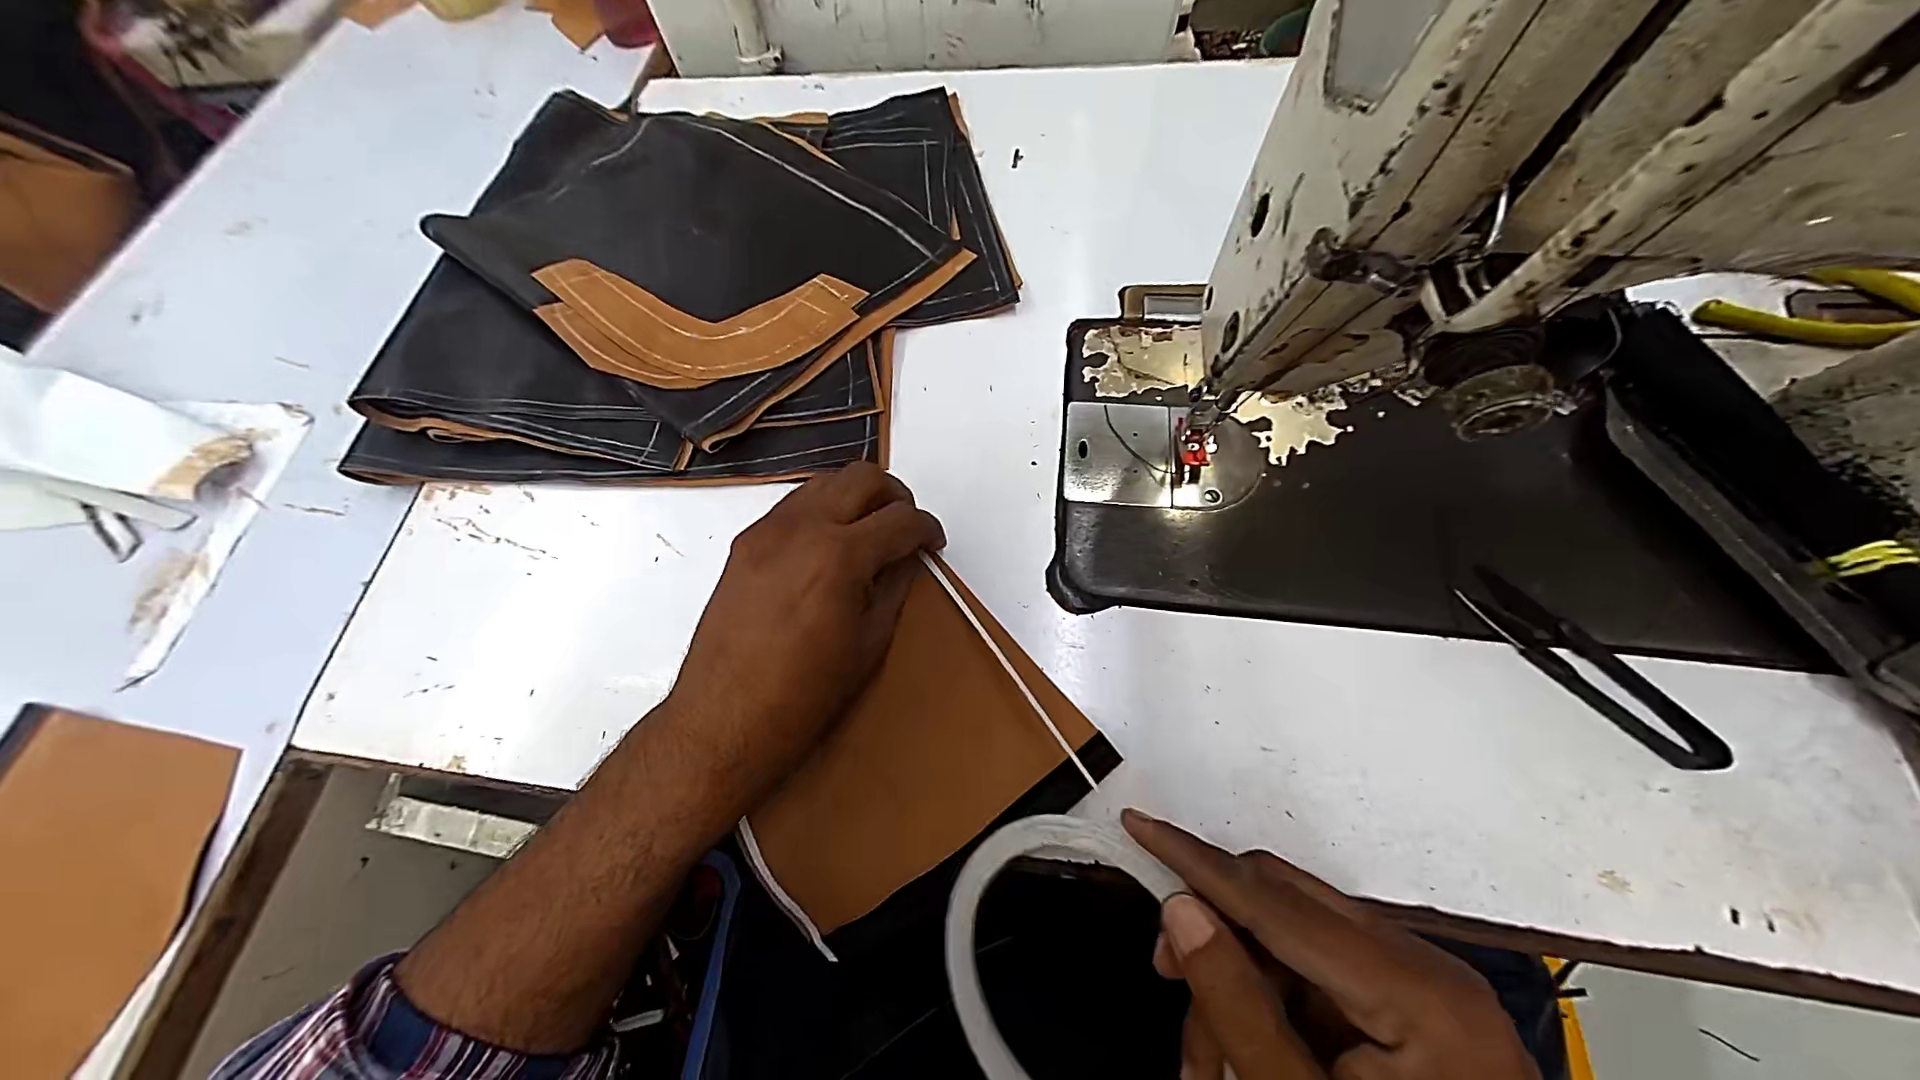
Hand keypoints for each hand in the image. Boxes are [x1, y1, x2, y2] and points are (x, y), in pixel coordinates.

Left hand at [663, 462, 944, 809]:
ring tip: (869, 534)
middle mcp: (799, 531)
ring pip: (825, 482)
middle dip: (895, 496)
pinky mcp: (745, 544)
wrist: (726, 718)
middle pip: (863, 478)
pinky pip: (794, 505)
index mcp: (838, 557)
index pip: (900, 519)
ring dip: (856, 498)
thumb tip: (907, 558)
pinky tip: (831, 546)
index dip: (926, 528)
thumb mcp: (869, 641)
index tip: (930, 540)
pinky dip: (822, 511)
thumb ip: (894, 585)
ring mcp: (766, 533)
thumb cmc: (797, 696)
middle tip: (905, 526)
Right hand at [1123, 810, 1541, 1079]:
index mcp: (1418, 994)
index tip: (1139, 825)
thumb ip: (1239, 1007)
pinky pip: (1316, 972)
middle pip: (1282, 905)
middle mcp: (1427, 972)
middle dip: (1213, 933)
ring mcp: (1423, 988)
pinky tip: (1244, 1050)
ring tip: (1208, 1061)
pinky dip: (1271, 1002)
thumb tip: (1182, 911)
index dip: (1195, 859)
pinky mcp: (1412, 1010)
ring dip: (1237, 981)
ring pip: (1291, 938)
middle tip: (1164, 969)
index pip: (1274, 899)